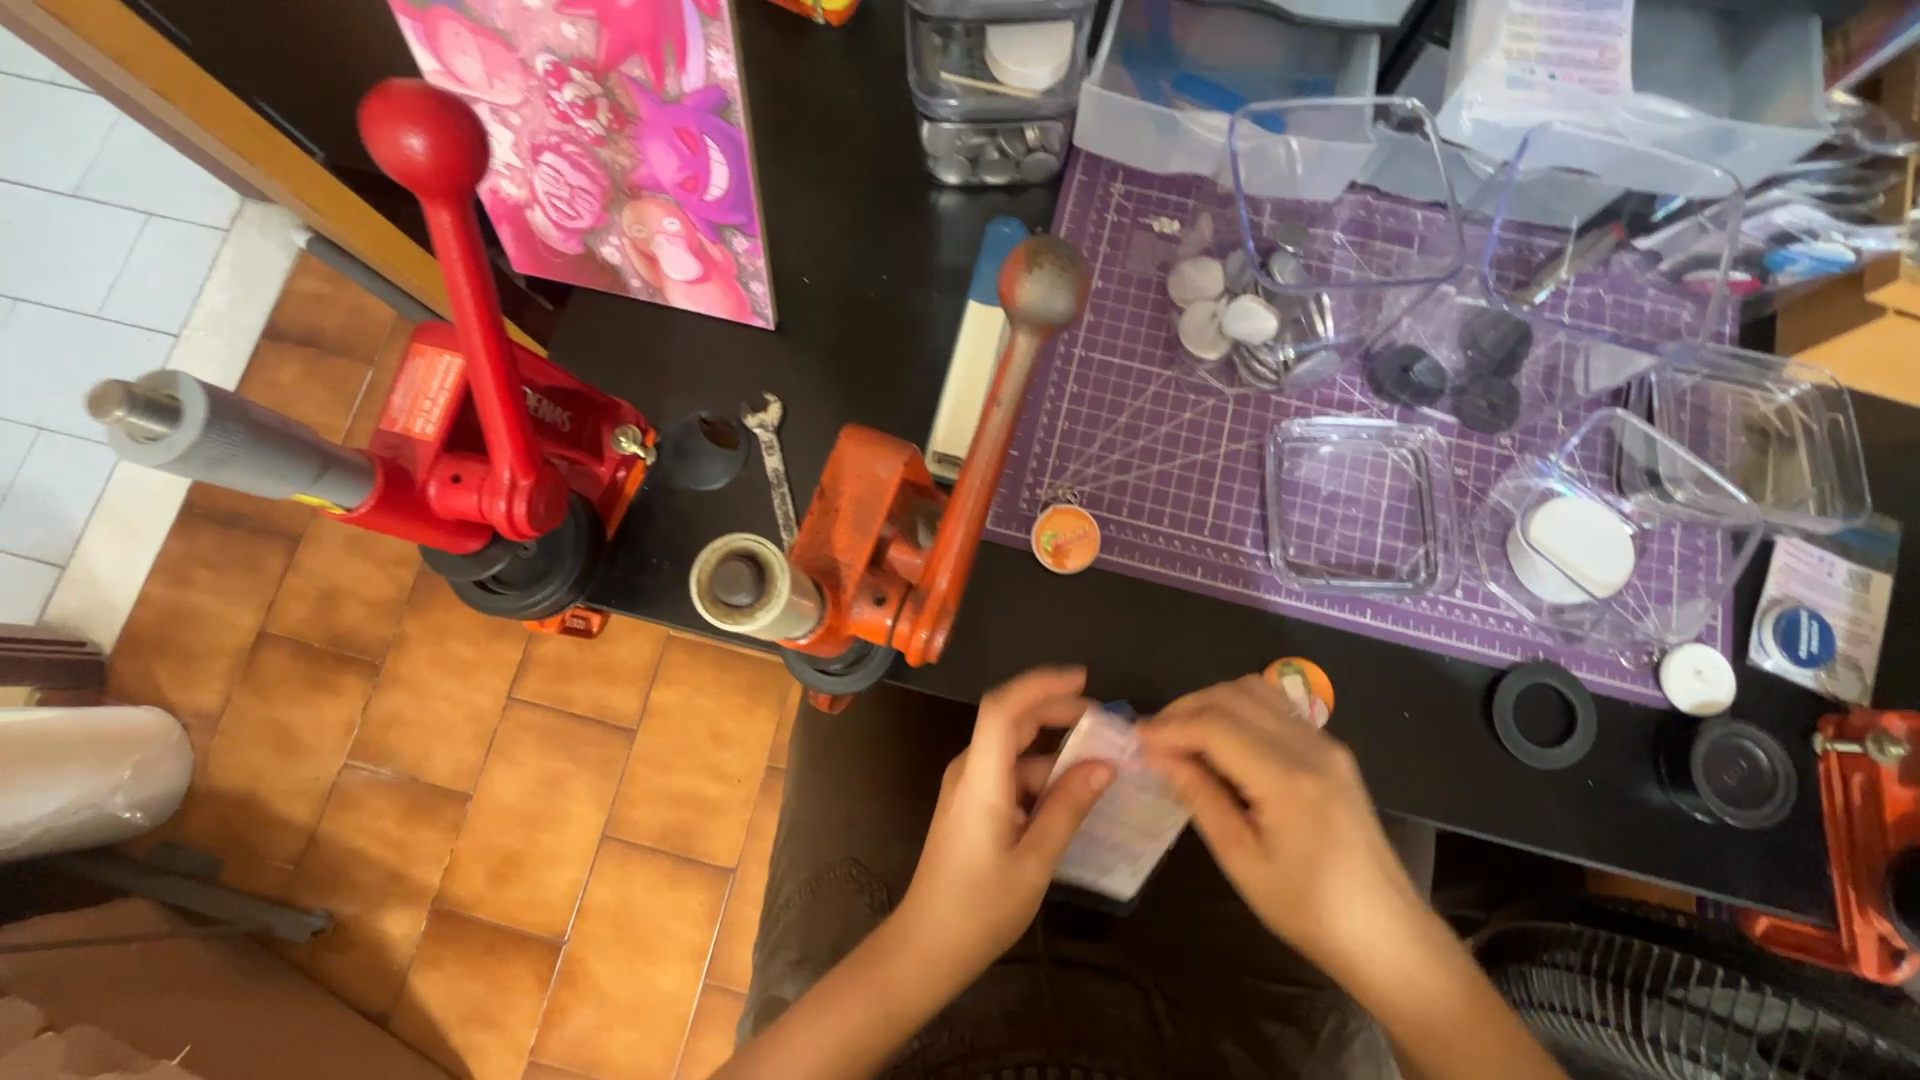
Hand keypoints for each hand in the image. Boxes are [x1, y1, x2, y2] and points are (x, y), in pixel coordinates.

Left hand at [897, 667, 1114, 983]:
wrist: (927, 947)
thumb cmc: (980, 908)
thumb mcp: (1035, 861)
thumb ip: (1068, 808)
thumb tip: (1105, 767)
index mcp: (981, 779)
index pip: (1004, 709)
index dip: (1041, 685)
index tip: (1083, 679)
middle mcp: (969, 771)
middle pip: (1012, 722)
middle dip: (1058, 712)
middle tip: (1105, 723)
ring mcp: (967, 787)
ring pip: (1015, 752)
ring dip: (1055, 752)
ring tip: (1103, 766)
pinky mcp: (970, 805)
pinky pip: (1009, 775)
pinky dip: (1042, 777)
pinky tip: (1073, 797)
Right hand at [1139, 675, 1421, 969]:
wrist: (1386, 933)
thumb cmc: (1307, 909)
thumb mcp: (1241, 860)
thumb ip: (1199, 796)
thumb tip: (1156, 755)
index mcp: (1287, 779)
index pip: (1215, 725)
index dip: (1169, 727)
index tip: (1135, 742)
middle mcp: (1310, 747)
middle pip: (1233, 695)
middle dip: (1185, 708)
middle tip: (1153, 740)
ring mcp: (1326, 744)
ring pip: (1256, 690)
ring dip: (1212, 703)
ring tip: (1182, 737)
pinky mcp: (1332, 751)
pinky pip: (1275, 708)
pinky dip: (1238, 710)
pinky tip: (1220, 743)